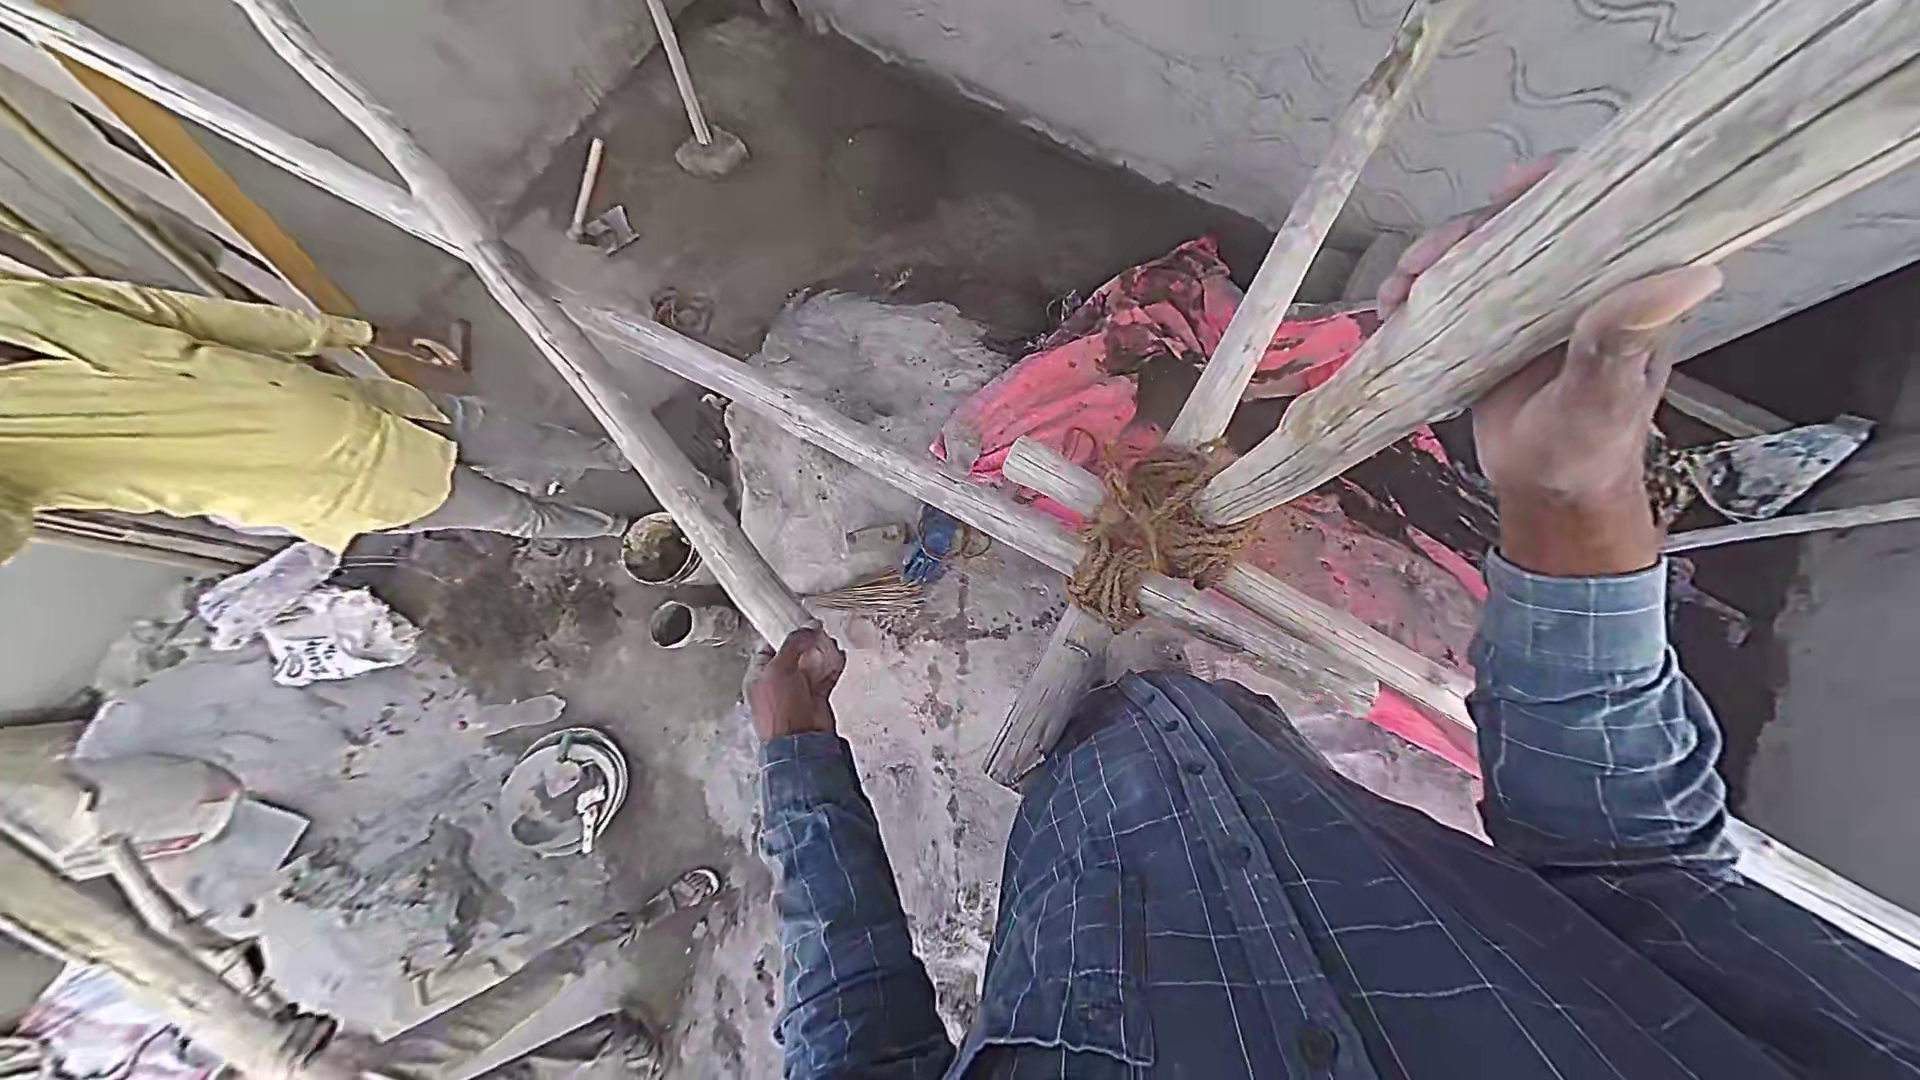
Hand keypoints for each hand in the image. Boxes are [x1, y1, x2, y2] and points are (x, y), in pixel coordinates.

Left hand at [747, 627, 845, 740]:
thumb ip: (794, 644)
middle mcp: (778, 683)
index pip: (767, 647)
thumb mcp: (780, 668)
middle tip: (815, 629)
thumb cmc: (779, 712)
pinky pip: (827, 676)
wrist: (801, 739)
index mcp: (760, 676)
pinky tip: (839, 656)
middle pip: (793, 654)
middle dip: (805, 641)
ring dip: (821, 652)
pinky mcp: (816, 697)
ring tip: (828, 640)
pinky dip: (834, 666)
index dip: (780, 633)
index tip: (794, 621)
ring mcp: (798, 690)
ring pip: (811, 664)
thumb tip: (807, 628)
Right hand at [1378, 157, 1721, 575]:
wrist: (1543, 485)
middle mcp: (1571, 287)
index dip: (1553, 187)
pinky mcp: (1484, 336)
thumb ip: (1620, 342)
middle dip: (1459, 237)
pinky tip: (1389, 313)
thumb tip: (1689, 276)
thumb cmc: (1582, 446)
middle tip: (1416, 264)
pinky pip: (1447, 303)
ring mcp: (1523, 311)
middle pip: (1515, 233)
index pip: (1595, 211)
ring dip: (1426, 269)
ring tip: (1391, 294)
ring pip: (1472, 266)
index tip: (1504, 190)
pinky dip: (1413, 301)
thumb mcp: (1601, 397)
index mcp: (1620, 285)